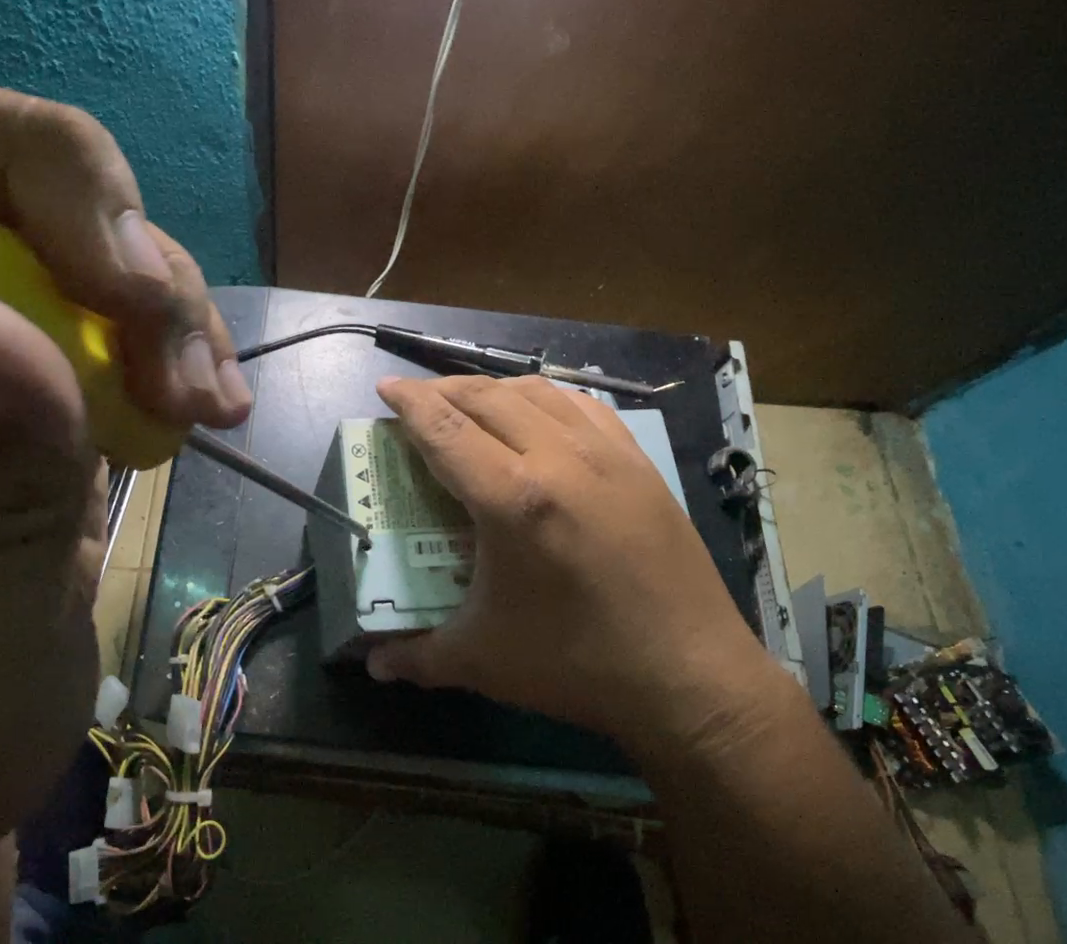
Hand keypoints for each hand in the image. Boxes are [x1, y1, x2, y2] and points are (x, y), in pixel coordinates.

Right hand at [366, 375, 778, 758]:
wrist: (691, 678)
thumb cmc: (577, 665)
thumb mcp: (483, 661)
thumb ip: (418, 656)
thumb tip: (375, 665)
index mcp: (513, 499)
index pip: (445, 428)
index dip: (409, 403)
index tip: (385, 389)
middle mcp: (559, 460)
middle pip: (487, 398)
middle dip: (443, 390)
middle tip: (417, 400)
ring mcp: (607, 457)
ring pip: (538, 393)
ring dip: (493, 388)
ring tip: (471, 402)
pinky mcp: (641, 466)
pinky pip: (585, 408)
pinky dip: (547, 398)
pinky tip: (539, 415)